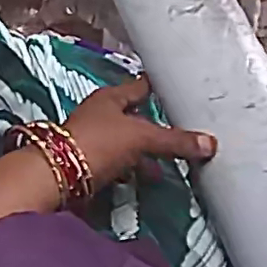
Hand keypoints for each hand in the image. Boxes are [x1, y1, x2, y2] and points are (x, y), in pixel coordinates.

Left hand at [63, 77, 216, 186]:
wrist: (56, 176)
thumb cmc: (99, 142)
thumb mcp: (140, 137)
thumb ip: (173, 141)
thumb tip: (210, 144)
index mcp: (111, 97)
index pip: (140, 86)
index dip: (158, 87)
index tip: (177, 89)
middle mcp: (100, 114)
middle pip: (134, 117)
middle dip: (154, 128)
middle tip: (179, 135)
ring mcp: (92, 139)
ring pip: (126, 142)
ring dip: (143, 153)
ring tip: (165, 167)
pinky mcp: (88, 164)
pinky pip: (117, 163)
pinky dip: (131, 169)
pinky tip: (143, 180)